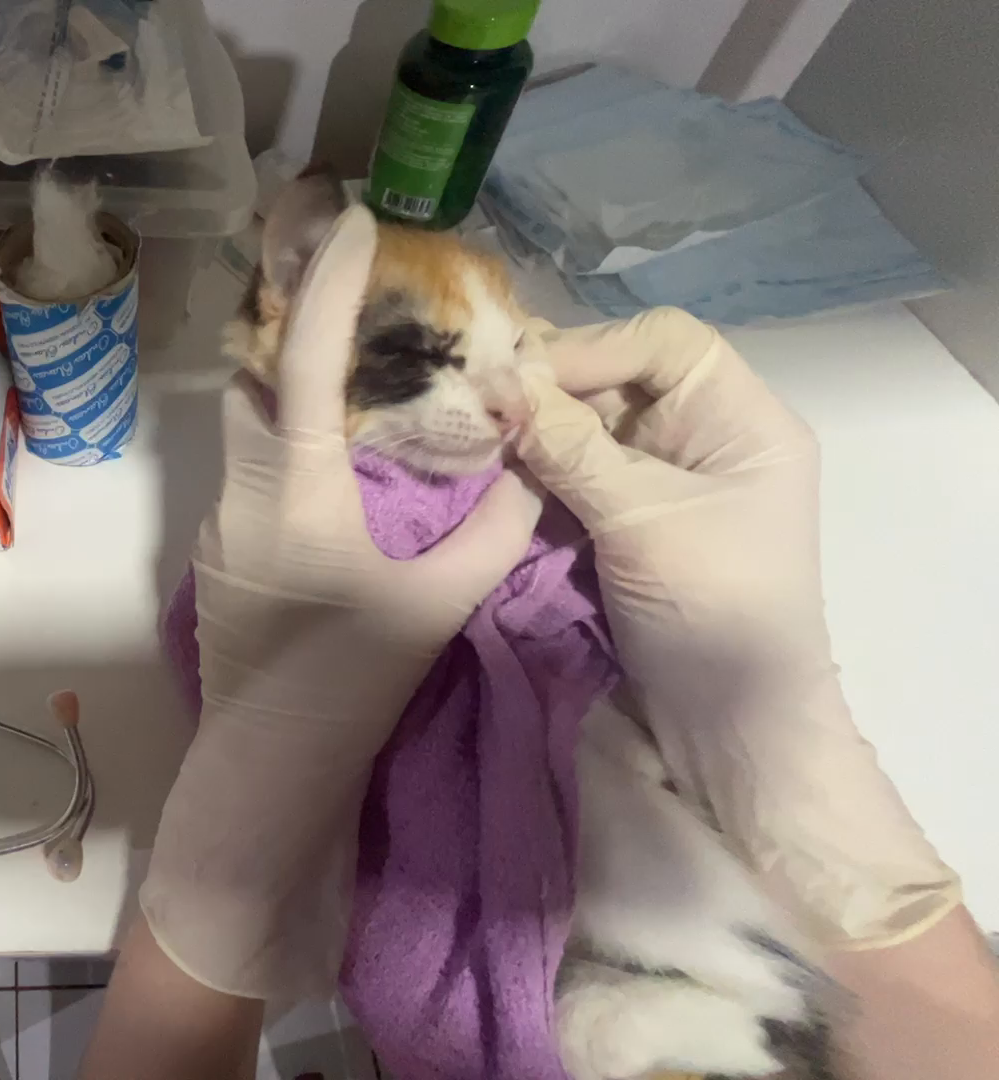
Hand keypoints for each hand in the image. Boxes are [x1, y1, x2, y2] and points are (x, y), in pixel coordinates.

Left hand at [142, 207, 540, 999]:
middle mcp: (242, 493)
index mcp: (296, 493)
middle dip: (285, 325)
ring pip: (243, 429)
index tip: (346, 222)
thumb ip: (490, 529)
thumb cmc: (348, 684)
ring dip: (284, 386)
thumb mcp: (435, 605)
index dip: (327, 288)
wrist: (266, 760)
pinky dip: (282, 443)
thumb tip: (525, 468)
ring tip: (342, 359)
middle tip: (335, 287)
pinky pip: (248, 473)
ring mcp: (219, 523)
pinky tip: (327, 455)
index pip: (307, 366)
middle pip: (250, 383)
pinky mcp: (219, 551)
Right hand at [514, 307, 959, 946]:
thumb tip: (502, 385)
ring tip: (467, 436)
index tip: (515, 382)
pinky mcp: (597, 517)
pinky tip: (480, 471)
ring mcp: (638, 479)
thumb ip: (573, 450)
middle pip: (607, 379)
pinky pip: (552, 471)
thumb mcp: (646, 521)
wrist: (710, 718)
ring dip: (521, 431)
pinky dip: (517, 469)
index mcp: (734, 422)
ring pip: (570, 426)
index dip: (588, 350)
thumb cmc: (710, 612)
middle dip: (541, 388)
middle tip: (473, 404)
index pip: (662, 345)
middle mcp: (686, 437)